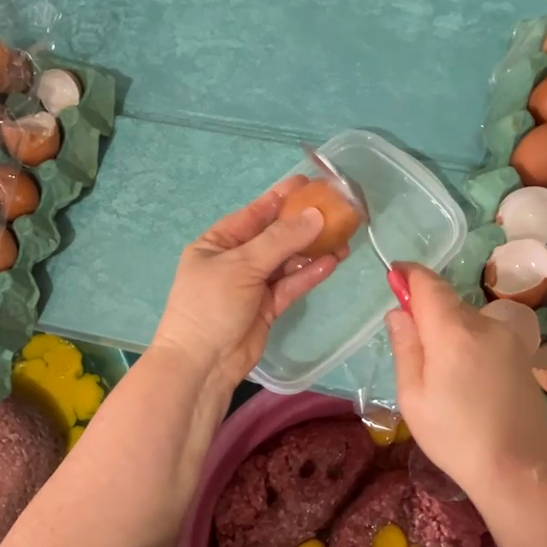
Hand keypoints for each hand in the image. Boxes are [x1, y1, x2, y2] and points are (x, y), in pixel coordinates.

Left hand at [148, 176, 340, 388]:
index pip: (254, 214)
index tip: (309, 183)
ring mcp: (250, 286)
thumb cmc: (211, 305)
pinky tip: (331, 262)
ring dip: (312, 251)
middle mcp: (234, 261)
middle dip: (303, 225)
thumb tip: (316, 216)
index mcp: (217, 243)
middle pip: (274, 237)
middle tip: (338, 210)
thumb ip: (280, 240)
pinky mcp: (266, 309)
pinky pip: (290, 286)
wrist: (203, 363)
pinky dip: (308, 275)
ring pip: (286, 262)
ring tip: (344, 238)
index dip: (281, 199)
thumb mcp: (242, 265)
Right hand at [385, 264, 546, 484]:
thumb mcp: (413, 396)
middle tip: (407, 346)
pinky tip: (460, 381)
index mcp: (453, 332)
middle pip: (447, 303)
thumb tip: (399, 313)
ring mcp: (508, 338)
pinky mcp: (520, 355)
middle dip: (424, 311)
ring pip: (466, 321)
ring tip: (435, 376)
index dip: (409, 274)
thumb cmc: (455, 436)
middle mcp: (484, 324)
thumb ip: (405, 347)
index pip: (429, 284)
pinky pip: (482, 337)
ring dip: (445, 332)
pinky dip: (464, 345)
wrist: (519, 466)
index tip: (393, 275)